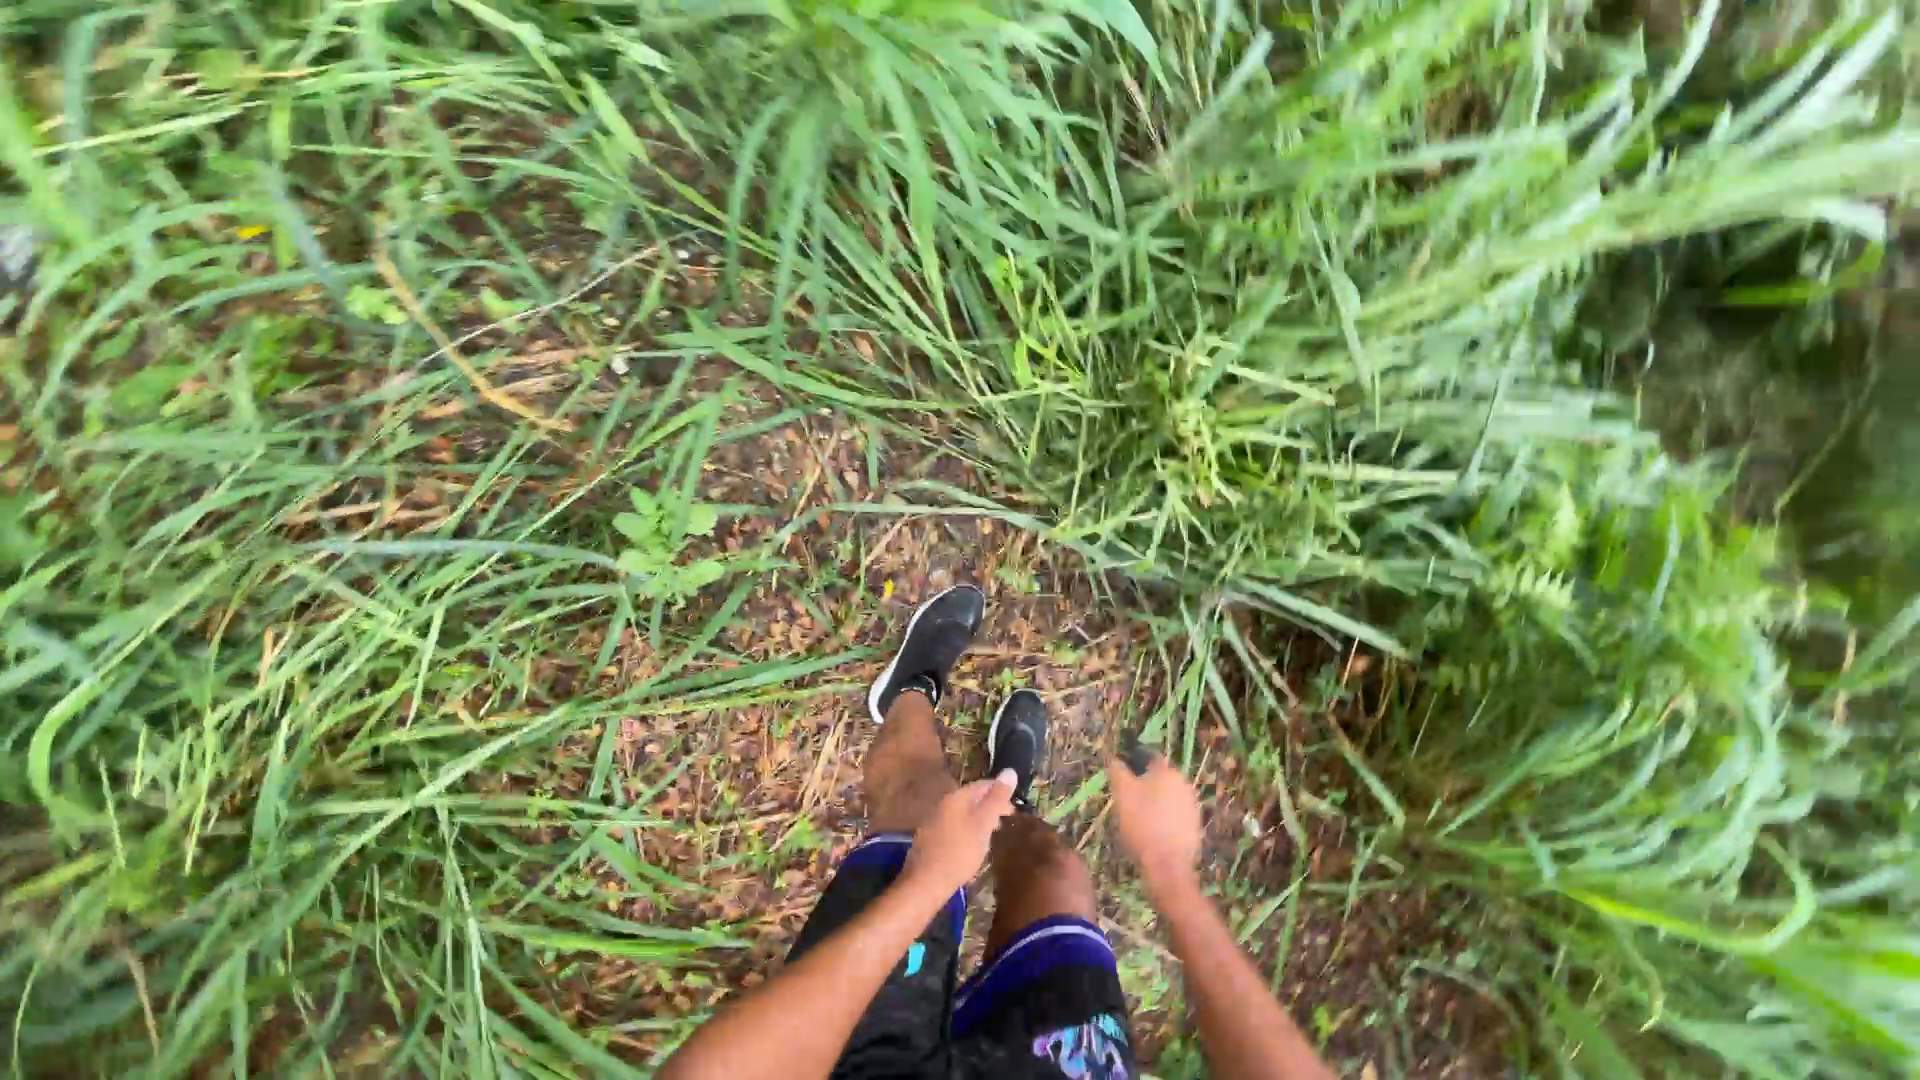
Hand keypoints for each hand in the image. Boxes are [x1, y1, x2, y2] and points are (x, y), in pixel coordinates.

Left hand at [900, 771, 1016, 896]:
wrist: (926, 882)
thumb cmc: (959, 852)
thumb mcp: (983, 824)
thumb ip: (996, 799)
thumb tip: (1010, 771)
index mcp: (956, 798)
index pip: (982, 785)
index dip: (1000, 792)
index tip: (1014, 807)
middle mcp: (942, 804)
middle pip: (971, 799)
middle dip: (990, 806)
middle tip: (1006, 820)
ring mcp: (934, 821)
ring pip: (963, 813)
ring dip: (980, 819)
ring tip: (993, 833)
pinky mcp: (930, 839)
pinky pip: (955, 827)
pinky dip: (968, 830)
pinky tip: (972, 845)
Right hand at [1107, 752, 1202, 896]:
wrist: (1167, 865)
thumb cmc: (1142, 823)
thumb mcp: (1122, 793)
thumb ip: (1117, 771)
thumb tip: (1114, 758)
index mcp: (1168, 772)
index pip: (1149, 759)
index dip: (1133, 767)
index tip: (1122, 781)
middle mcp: (1185, 785)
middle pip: (1158, 780)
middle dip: (1144, 788)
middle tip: (1127, 805)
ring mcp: (1192, 807)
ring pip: (1167, 799)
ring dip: (1154, 806)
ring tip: (1137, 823)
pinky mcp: (1195, 828)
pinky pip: (1174, 818)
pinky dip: (1164, 822)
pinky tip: (1152, 836)